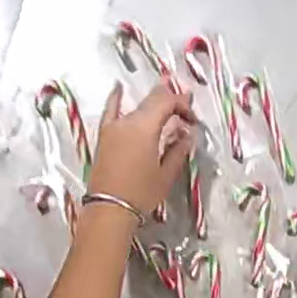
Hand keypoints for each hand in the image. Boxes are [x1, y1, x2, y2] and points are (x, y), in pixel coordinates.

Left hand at [88, 83, 197, 218]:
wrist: (109, 209)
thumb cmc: (141, 194)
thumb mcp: (165, 176)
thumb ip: (178, 152)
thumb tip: (187, 136)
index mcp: (145, 127)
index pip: (167, 102)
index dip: (182, 105)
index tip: (192, 119)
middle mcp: (128, 120)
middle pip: (151, 100)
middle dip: (169, 101)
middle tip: (183, 110)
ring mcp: (113, 126)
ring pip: (136, 107)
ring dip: (152, 105)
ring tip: (164, 107)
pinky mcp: (104, 137)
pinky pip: (110, 111)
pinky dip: (116, 99)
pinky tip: (119, 88)